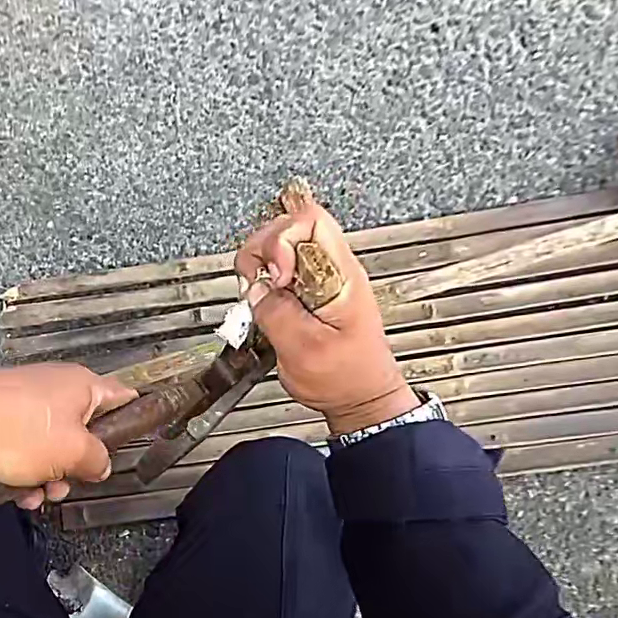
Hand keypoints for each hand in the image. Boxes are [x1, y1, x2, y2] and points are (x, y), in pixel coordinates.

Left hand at [0, 364, 137, 509]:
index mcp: (80, 385)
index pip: (122, 398)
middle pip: (82, 434)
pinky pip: (20, 453)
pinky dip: (20, 474)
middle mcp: (53, 389)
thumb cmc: (11, 428)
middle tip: (66, 480)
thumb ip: (100, 460)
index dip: (131, 423)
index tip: (129, 444)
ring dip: (46, 477)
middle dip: (76, 467)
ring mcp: (22, 406)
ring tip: (33, 490)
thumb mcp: (75, 451)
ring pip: (49, 450)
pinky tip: (12, 489)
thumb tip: (101, 464)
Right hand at [235, 196, 417, 433]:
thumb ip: (276, 315)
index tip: (272, 277)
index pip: (308, 221)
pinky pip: (282, 271)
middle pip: (289, 226)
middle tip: (256, 286)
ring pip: (282, 246)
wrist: (362, 396)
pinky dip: (264, 284)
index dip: (278, 242)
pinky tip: (264, 306)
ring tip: (258, 298)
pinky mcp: (311, 292)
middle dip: (261, 252)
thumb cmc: (343, 378)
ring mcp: (321, 279)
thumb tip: (255, 290)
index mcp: (338, 276)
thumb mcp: (304, 351)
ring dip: (260, 268)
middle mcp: (332, 269)